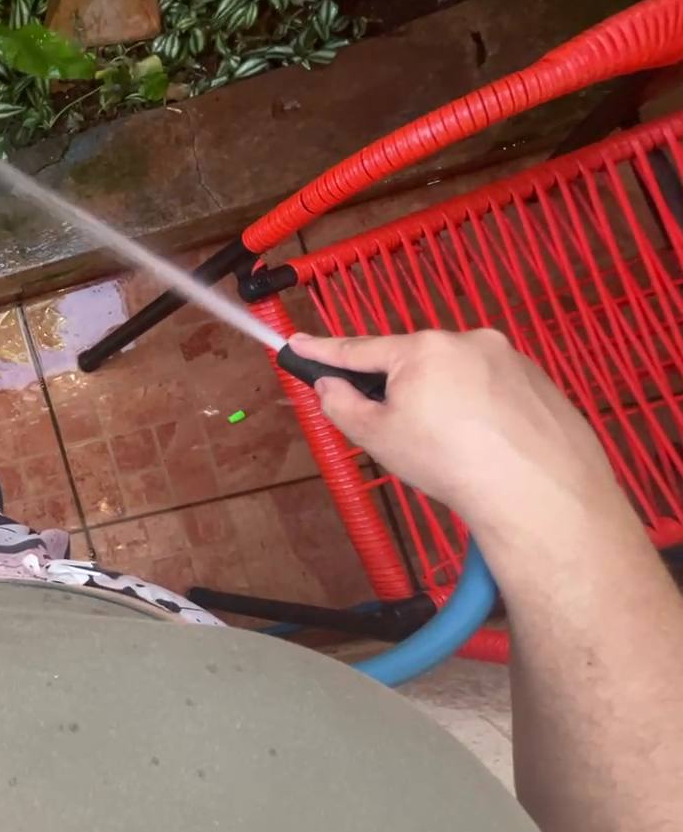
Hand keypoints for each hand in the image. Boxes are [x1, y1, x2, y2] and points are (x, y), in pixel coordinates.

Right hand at [287, 330, 626, 538]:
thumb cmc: (443, 458)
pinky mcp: (538, 380)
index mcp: (423, 349)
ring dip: (429, 393)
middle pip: (408, 358)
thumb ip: (339, 402)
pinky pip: (482, 383)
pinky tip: (470, 437)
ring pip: (447, 371)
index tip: (293, 342)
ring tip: (434, 436)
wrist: (539, 490)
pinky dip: (465, 402)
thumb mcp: (371, 434)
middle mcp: (469, 341)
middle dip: (387, 382)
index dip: (321, 348)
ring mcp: (510, 358)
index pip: (358, 348)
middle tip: (379, 418)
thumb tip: (332, 385)